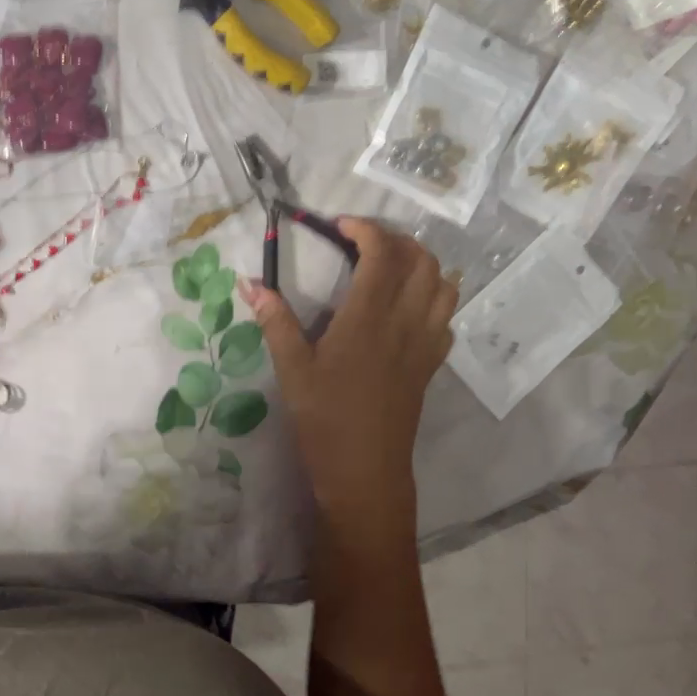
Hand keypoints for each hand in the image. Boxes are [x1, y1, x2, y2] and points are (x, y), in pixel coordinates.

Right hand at [240, 219, 455, 521]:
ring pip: (443, 283)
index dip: (366, 230)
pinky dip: (435, 295)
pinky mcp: (432, 363)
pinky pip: (447, 315)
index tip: (340, 225)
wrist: (365, 469)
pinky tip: (410, 306)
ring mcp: (425, 342)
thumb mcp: (292, 370)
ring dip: (422, 262)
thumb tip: (249, 282)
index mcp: (368, 318)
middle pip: (421, 259)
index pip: (382, 254)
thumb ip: (275, 322)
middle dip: (395, 239)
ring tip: (390, 264)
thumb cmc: (324, 419)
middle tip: (363, 242)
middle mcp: (406, 322)